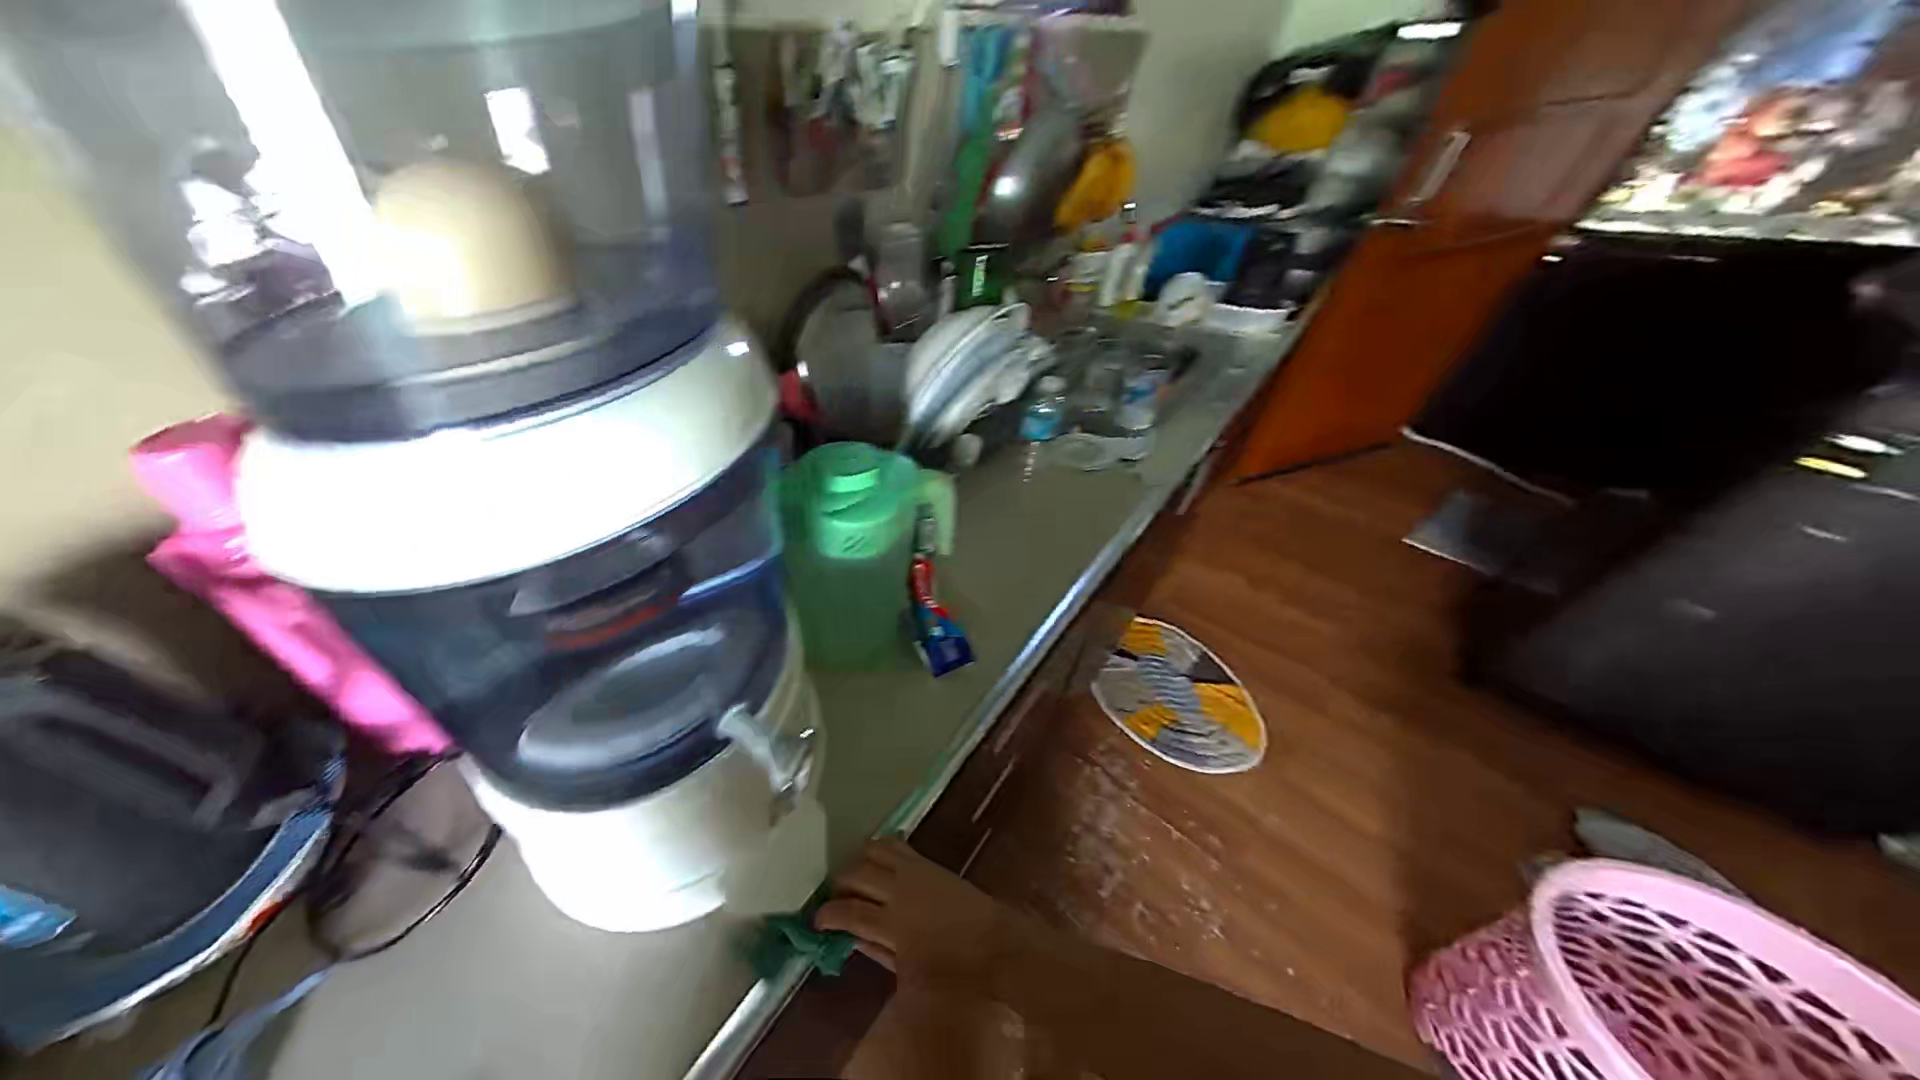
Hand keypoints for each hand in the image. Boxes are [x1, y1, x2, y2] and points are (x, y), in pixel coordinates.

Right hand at [813, 838, 1007, 991]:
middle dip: (837, 884)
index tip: (815, 921)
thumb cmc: (951, 968)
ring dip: (855, 862)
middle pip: (855, 874)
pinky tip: (874, 861)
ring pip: (871, 851)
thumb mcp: (907, 972)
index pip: (848, 913)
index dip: (826, 916)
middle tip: (831, 898)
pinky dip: (877, 848)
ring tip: (850, 879)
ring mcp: (913, 870)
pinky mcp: (926, 860)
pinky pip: (893, 843)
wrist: (993, 941)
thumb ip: (875, 951)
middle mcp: (899, 889)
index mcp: (892, 923)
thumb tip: (850, 938)